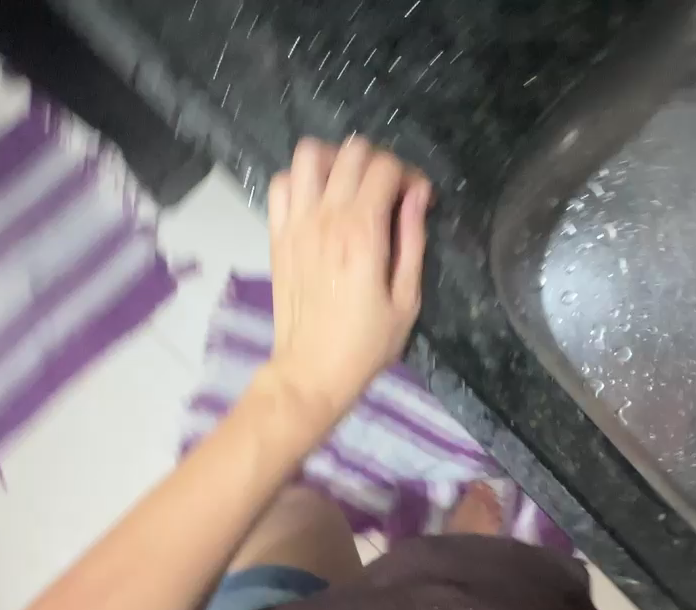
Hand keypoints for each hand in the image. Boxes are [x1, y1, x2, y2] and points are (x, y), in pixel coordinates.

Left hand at [260, 135, 432, 430]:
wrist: (312, 371)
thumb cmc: (365, 345)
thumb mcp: (406, 301)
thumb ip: (413, 242)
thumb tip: (417, 196)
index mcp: (363, 233)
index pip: (386, 169)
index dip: (409, 176)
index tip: (418, 200)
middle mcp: (326, 217)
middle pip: (351, 152)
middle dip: (378, 163)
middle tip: (388, 193)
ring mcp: (296, 223)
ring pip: (310, 155)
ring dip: (336, 161)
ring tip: (350, 187)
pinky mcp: (277, 235)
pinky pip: (282, 183)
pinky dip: (301, 181)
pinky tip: (317, 203)